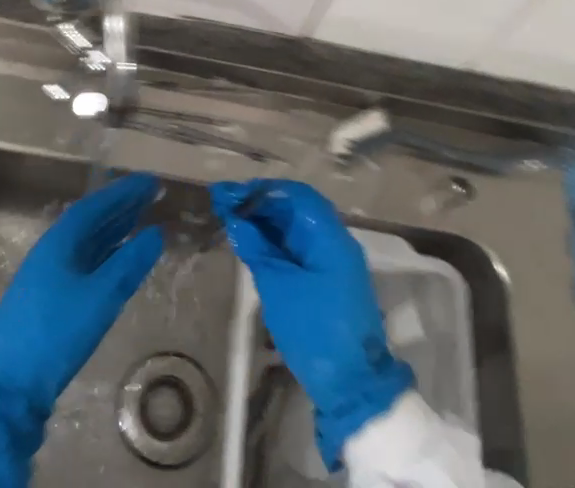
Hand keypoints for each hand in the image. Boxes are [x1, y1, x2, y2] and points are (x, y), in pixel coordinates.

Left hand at [0, 172, 164, 487]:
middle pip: (89, 222)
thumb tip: (156, 233)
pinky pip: (83, 264)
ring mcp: (47, 277)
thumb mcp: (100, 296)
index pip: (94, 206)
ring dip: (113, 231)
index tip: (150, 181)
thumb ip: (129, 264)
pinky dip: (105, 257)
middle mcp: (51, 253)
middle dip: (120, 207)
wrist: (7, 383)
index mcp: (58, 243)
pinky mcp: (48, 301)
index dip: (122, 192)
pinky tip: (119, 263)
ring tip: (141, 220)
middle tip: (151, 195)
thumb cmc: (55, 332)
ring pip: (86, 244)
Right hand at [212, 179, 413, 468]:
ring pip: (296, 231)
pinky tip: (252, 247)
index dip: (260, 191)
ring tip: (231, 224)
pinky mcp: (328, 282)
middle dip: (259, 205)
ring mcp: (333, 263)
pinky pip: (298, 250)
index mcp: (330, 237)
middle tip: (222, 207)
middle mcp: (335, 242)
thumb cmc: (314, 329)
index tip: (226, 195)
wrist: (352, 383)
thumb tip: (236, 220)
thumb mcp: (279, 287)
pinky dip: (275, 244)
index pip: (294, 196)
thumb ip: (257, 250)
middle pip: (295, 210)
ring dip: (265, 224)